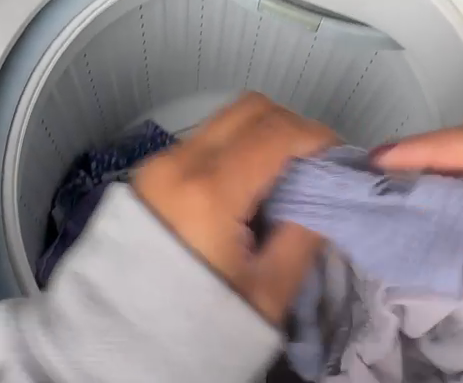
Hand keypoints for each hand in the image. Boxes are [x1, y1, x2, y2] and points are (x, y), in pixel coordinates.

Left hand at [132, 93, 334, 324]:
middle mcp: (180, 162)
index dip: (317, 136)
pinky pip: (205, 139)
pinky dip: (237, 147)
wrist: (122, 354)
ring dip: (263, 134)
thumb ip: (305, 233)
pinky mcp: (149, 173)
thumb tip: (328, 194)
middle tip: (315, 163)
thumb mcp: (268, 293)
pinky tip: (250, 187)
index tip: (340, 158)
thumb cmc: (202, 328)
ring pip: (226, 119)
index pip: (277, 132)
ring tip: (284, 177)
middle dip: (292, 127)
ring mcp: (159, 163)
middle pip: (251, 109)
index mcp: (210, 191)